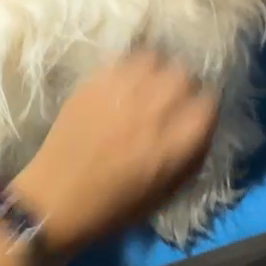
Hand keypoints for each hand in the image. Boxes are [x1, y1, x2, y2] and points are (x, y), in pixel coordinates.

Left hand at [10, 53, 219, 252]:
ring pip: (157, 59)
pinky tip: (127, 82)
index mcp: (174, 144)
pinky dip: (132, 67)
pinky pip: (125, 59)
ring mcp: (122, 92)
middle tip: (172, 98)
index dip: (205, 107)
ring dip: (158, 71)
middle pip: (184, 75)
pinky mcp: (96, 82)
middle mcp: (153, 112)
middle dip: (184, 85)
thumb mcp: (167, 192)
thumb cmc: (114, 207)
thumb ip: (193, 155)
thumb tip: (203, 125)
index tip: (196, 113)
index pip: (208, 104)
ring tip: (149, 84)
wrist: (56, 200)